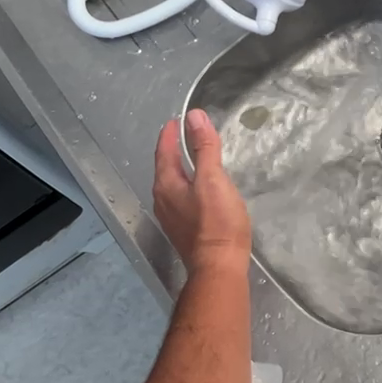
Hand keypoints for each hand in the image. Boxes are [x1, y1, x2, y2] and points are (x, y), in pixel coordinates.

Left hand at [154, 109, 252, 278]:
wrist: (219, 265)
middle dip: (173, 149)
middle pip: (165, 168)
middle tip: (185, 134)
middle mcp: (163, 200)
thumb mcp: (213, 179)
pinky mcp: (183, 228)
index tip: (177, 119)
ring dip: (180, 167)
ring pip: (172, 183)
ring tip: (193, 156)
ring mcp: (172, 217)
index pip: (164, 152)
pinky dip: (187, 183)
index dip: (170, 134)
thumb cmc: (217, 221)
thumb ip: (204, 148)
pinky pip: (181, 197)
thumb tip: (195, 117)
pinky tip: (199, 187)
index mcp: (167, 185)